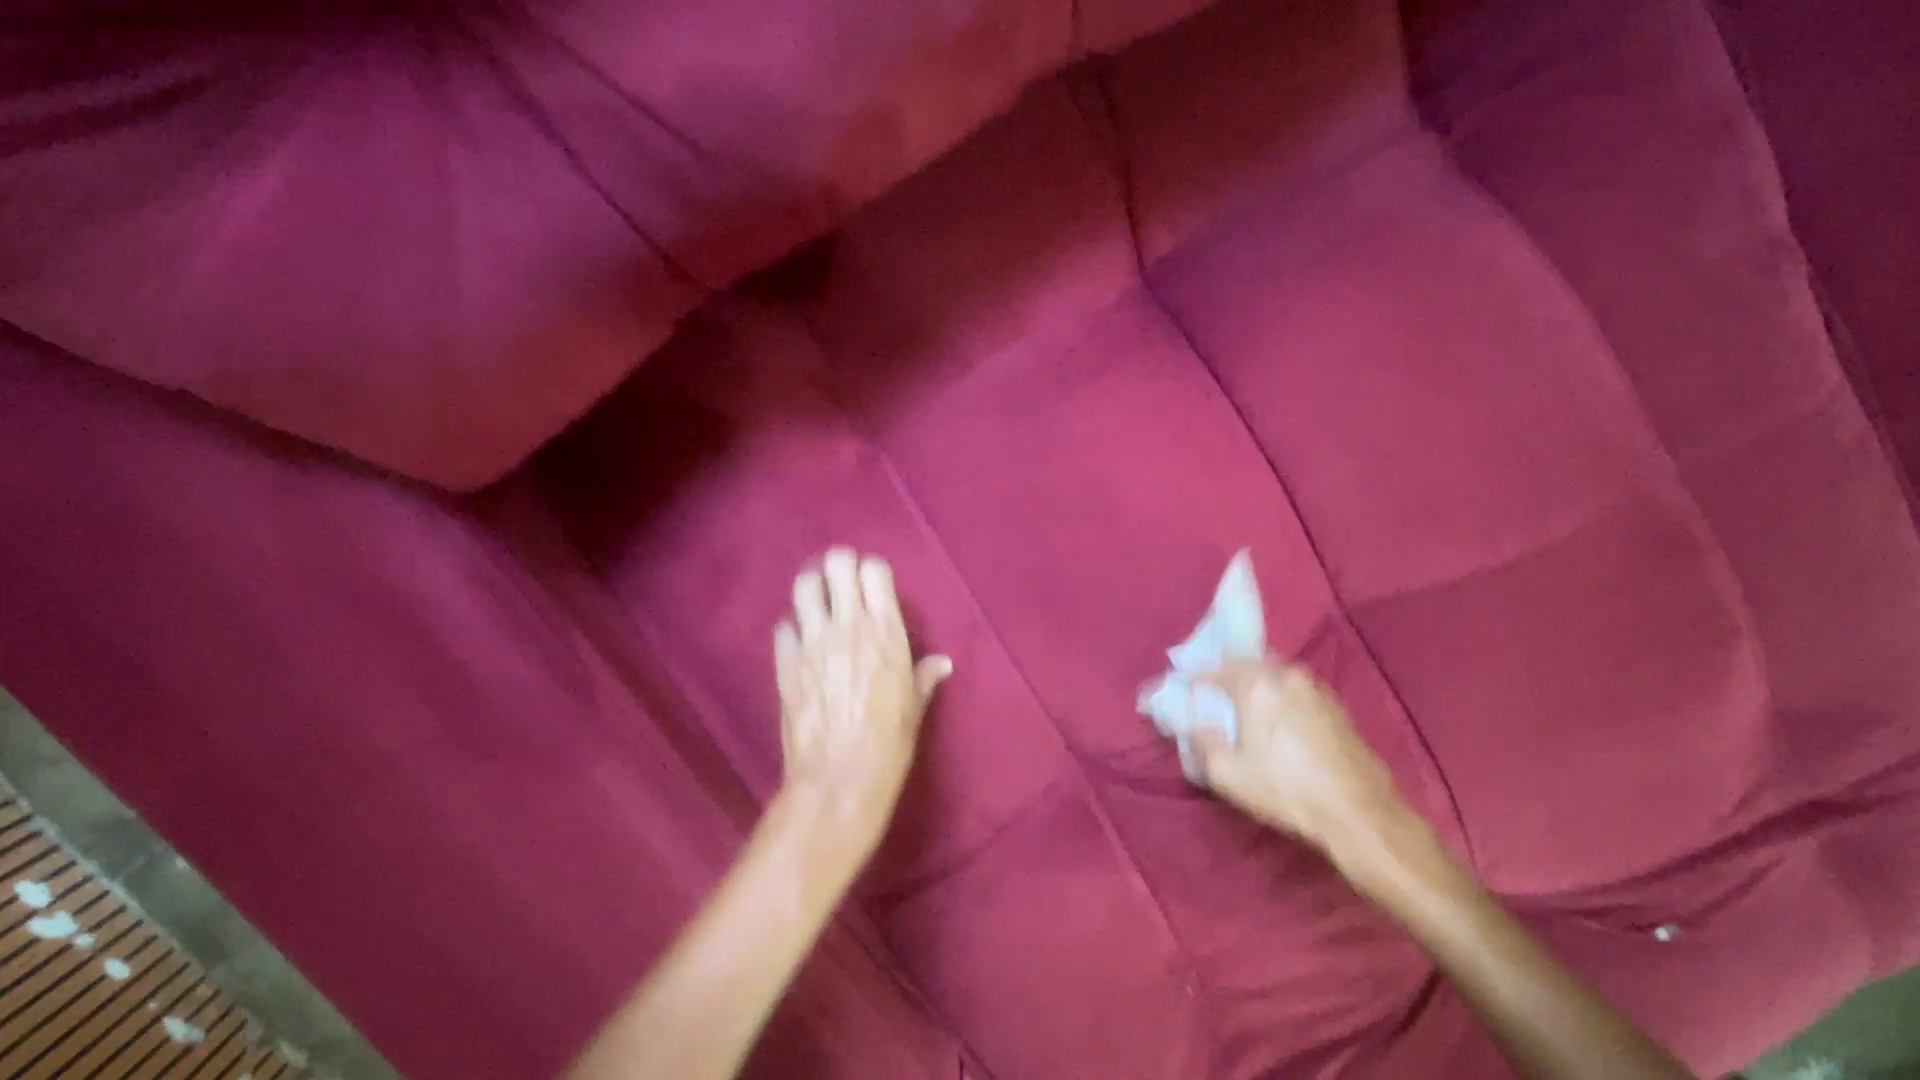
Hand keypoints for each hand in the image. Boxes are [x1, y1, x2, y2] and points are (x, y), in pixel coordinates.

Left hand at [774, 548, 951, 852]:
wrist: (839, 778)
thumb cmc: (889, 743)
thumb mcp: (915, 708)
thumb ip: (924, 677)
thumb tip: (941, 663)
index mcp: (885, 631)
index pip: (874, 570)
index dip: (872, 572)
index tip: (874, 586)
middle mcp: (847, 626)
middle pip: (836, 564)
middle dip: (839, 567)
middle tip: (843, 585)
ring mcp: (812, 642)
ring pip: (804, 585)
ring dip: (812, 588)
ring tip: (818, 602)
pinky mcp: (785, 663)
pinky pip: (783, 628)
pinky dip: (792, 630)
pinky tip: (800, 645)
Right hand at [1192, 659, 1409, 854]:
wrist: (1357, 811)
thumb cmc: (1285, 790)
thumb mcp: (1228, 775)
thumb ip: (1202, 743)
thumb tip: (1196, 726)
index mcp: (1257, 686)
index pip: (1217, 669)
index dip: (1198, 680)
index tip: (1188, 693)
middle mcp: (1288, 676)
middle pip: (1250, 665)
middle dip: (1231, 678)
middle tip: (1220, 700)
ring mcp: (1317, 690)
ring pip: (1278, 677)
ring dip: (1261, 689)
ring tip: (1251, 714)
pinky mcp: (1338, 707)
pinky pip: (1299, 693)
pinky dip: (1285, 701)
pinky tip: (1283, 727)